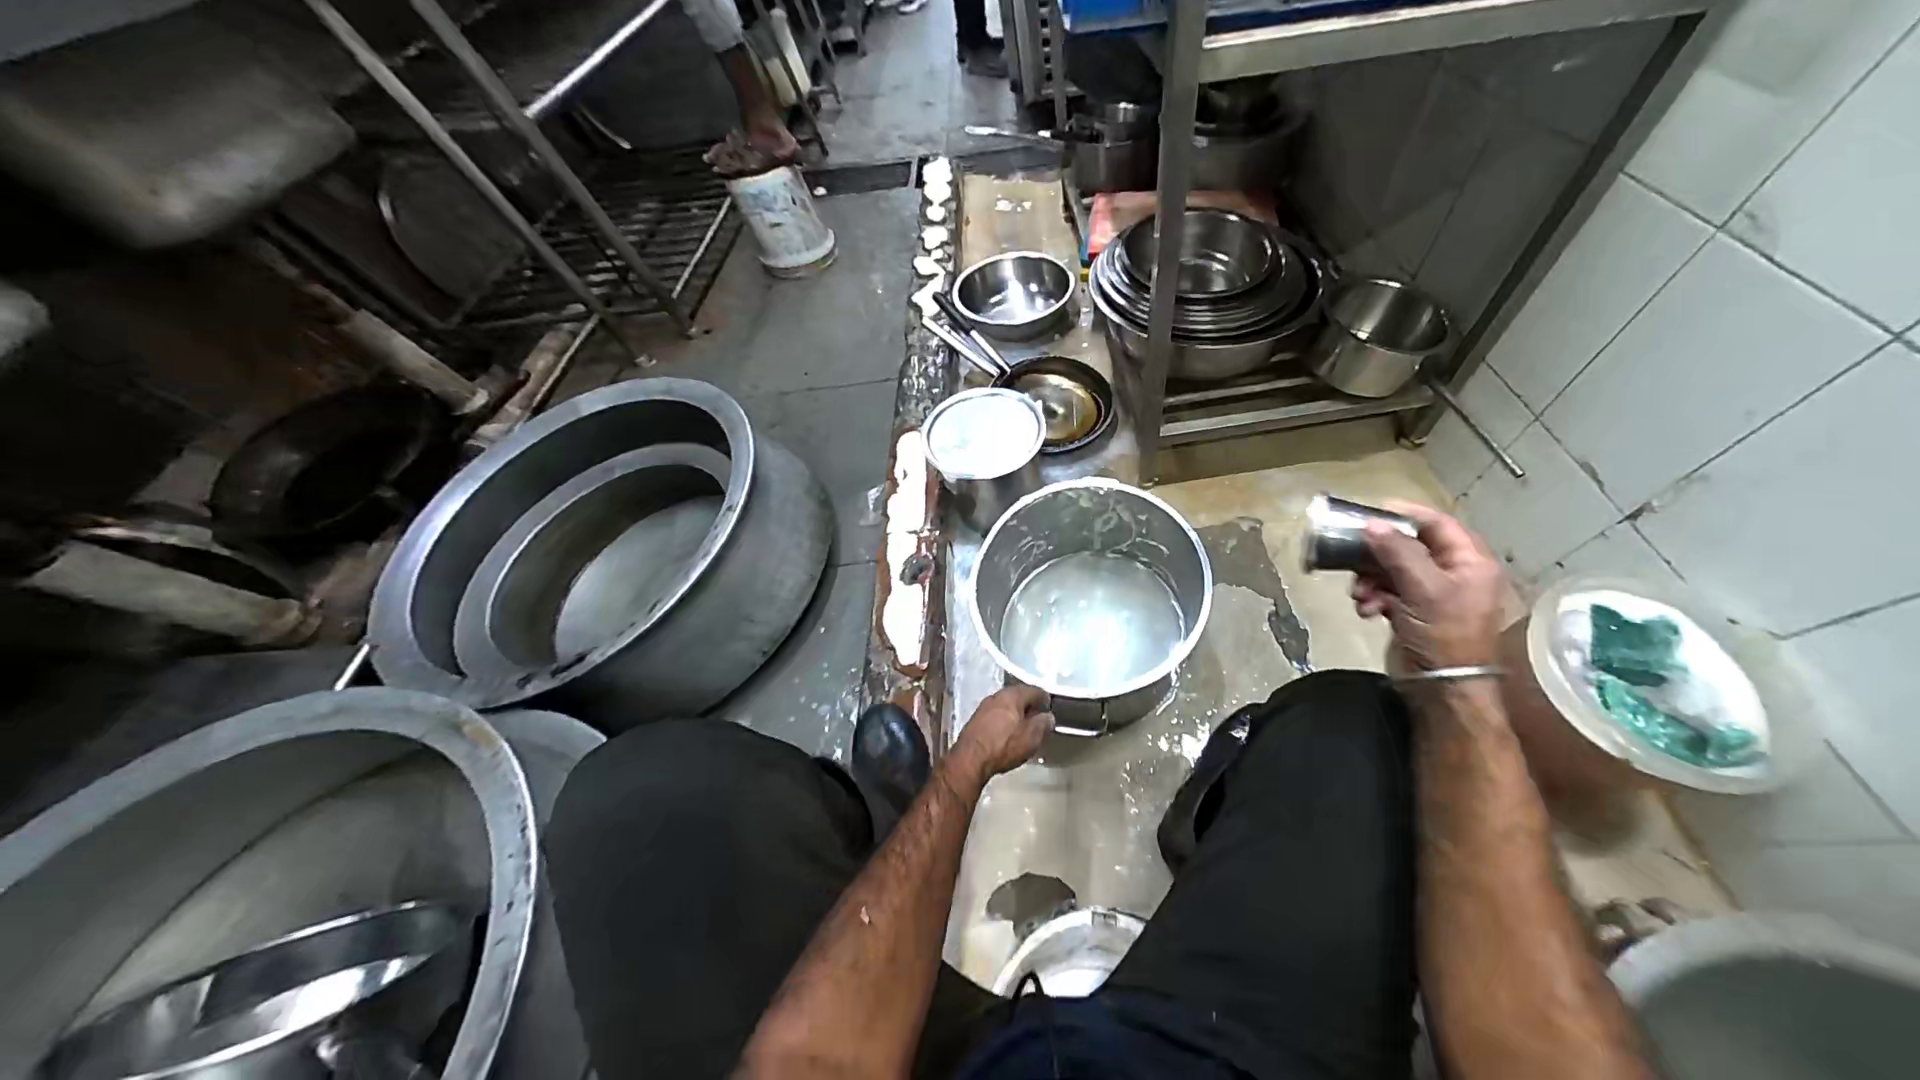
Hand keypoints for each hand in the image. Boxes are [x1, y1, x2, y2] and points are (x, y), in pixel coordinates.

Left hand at [949, 685, 1053, 785]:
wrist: (970, 760)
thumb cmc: (1004, 745)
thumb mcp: (1032, 737)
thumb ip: (1043, 724)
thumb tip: (1048, 717)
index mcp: (1012, 695)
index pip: (1034, 690)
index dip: (1045, 699)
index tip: (1050, 708)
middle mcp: (996, 696)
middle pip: (1018, 697)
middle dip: (1029, 706)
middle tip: (1038, 718)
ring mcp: (983, 707)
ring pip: (1006, 706)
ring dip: (1016, 714)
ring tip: (1024, 728)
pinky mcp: (975, 721)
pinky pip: (996, 716)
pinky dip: (1005, 722)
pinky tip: (1007, 734)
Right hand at [1350, 501, 1507, 672]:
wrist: (1443, 687)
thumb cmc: (1444, 634)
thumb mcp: (1423, 588)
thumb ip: (1398, 553)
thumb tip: (1372, 524)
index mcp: (1470, 562)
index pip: (1438, 524)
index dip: (1406, 515)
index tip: (1372, 512)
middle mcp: (1453, 574)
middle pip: (1409, 546)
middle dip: (1379, 554)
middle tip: (1354, 556)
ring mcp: (1432, 594)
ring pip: (1392, 570)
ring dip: (1370, 579)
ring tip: (1360, 594)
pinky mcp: (1413, 611)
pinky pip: (1387, 592)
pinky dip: (1373, 598)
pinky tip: (1366, 610)